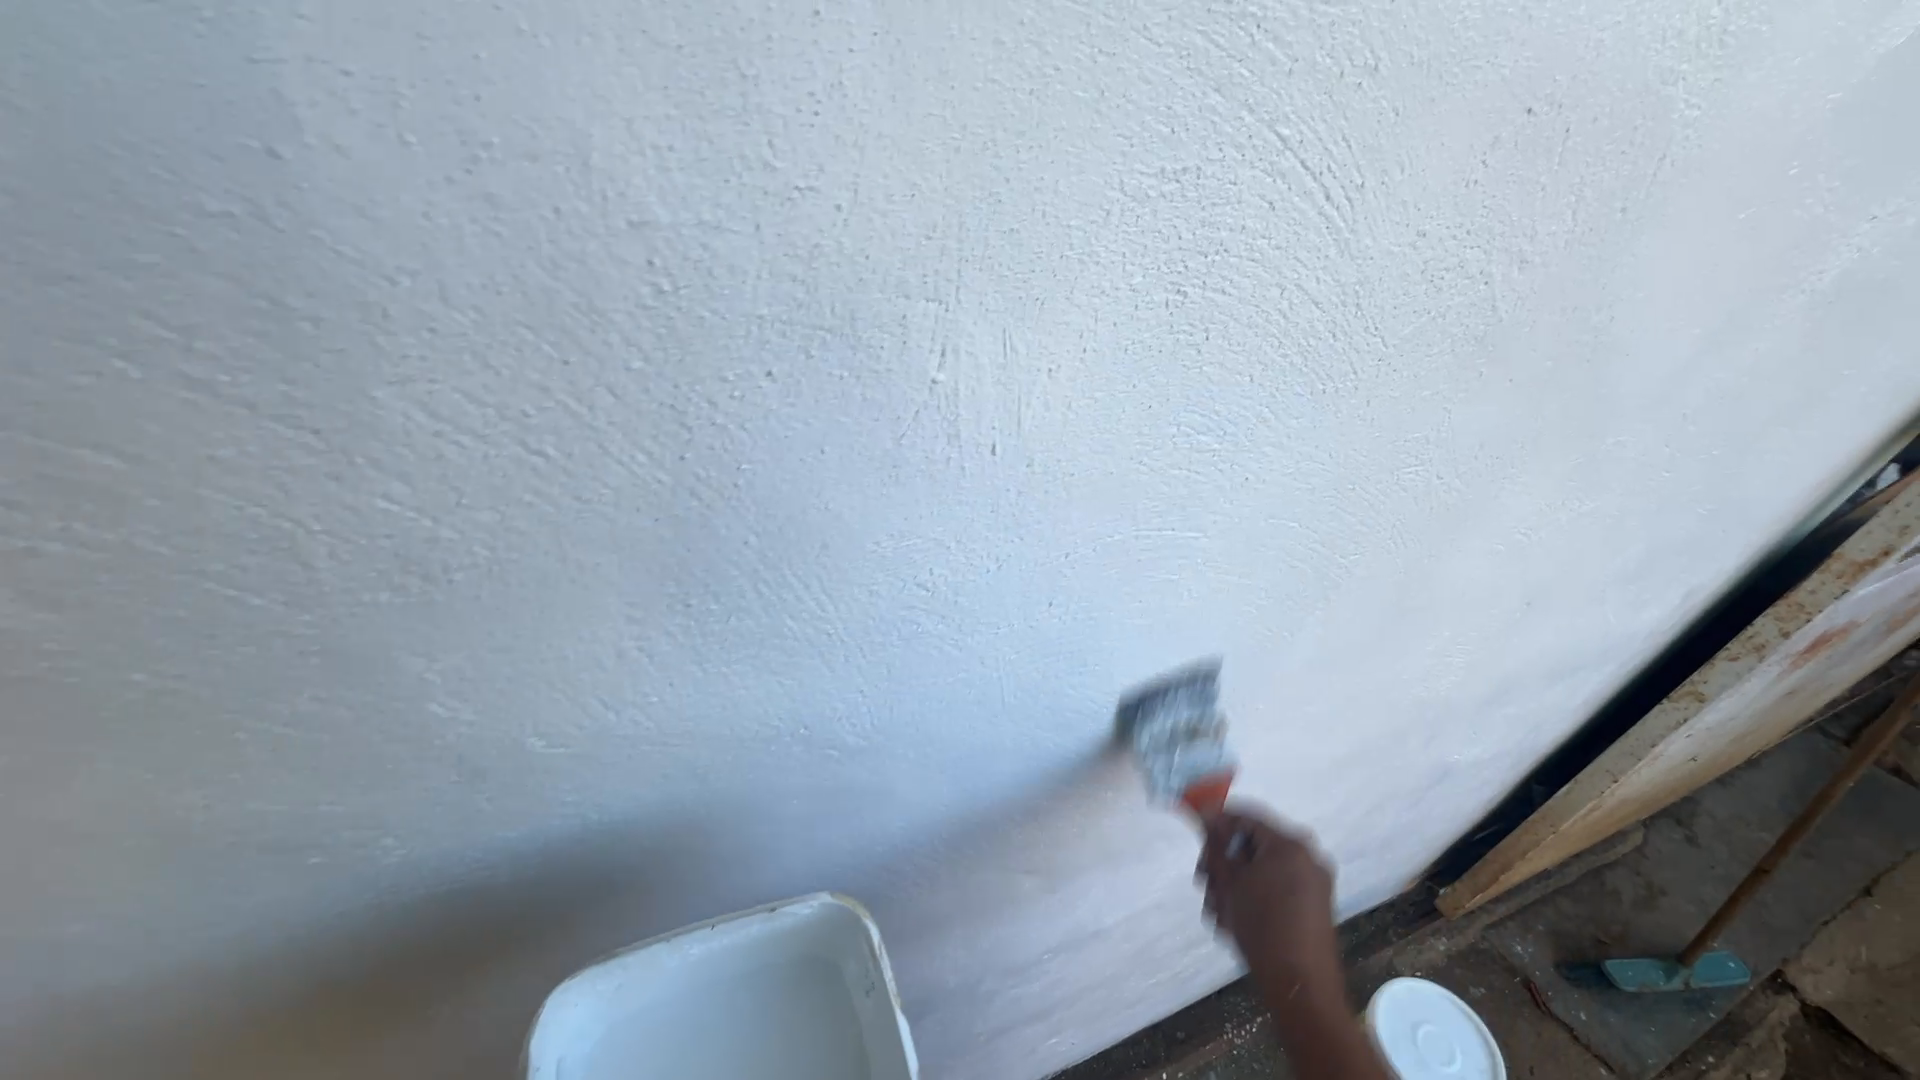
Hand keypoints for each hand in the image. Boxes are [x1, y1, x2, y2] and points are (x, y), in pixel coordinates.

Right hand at [1196, 805, 1342, 1009]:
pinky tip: (1235, 921)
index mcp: (1290, 844)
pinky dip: (1254, 896)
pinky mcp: (1315, 907)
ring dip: (1234, 885)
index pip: (1245, 818)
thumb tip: (1205, 815)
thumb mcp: (1229, 881)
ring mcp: (1315, 883)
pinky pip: (1277, 888)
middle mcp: (1308, 857)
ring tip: (1218, 912)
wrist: (1300, 984)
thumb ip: (1216, 845)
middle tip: (1204, 883)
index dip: (1216, 823)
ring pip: (1262, 870)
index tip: (1195, 834)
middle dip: (1224, 864)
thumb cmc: (1261, 926)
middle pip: (1254, 845)